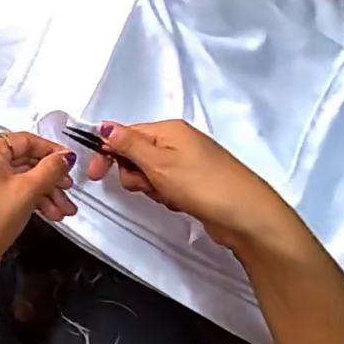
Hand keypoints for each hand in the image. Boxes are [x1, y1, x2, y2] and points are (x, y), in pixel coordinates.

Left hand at [0, 131, 76, 286]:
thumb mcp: (28, 190)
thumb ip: (51, 169)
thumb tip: (67, 156)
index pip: (25, 140)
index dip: (51, 150)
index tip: (71, 161)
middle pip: (25, 160)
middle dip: (50, 178)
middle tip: (69, 190)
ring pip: (22, 178)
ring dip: (45, 193)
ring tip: (65, 210)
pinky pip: (13, 189)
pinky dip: (32, 199)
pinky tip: (51, 214)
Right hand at [85, 120, 303, 254]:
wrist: (247, 217)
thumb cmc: (201, 185)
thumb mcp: (158, 163)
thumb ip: (128, 144)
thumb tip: (104, 126)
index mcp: (168, 129)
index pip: (125, 134)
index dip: (107, 152)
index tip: (95, 175)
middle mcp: (178, 140)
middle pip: (135, 153)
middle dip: (134, 173)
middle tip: (147, 186)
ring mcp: (187, 161)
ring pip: (149, 172)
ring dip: (150, 186)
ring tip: (167, 195)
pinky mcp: (194, 181)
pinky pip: (165, 183)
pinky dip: (164, 193)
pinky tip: (177, 202)